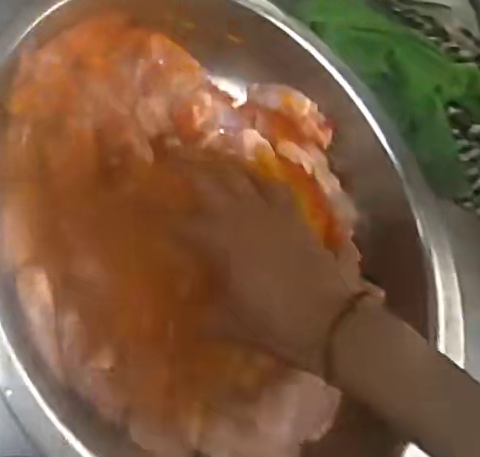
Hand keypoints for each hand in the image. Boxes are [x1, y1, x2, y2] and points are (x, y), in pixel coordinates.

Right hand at [182, 161, 369, 373]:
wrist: (333, 322)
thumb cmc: (277, 324)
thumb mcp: (233, 325)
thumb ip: (205, 316)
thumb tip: (181, 318)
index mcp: (220, 241)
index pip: (183, 224)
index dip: (164, 218)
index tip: (147, 209)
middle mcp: (239, 216)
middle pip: (206, 182)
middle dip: (184, 167)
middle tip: (168, 156)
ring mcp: (266, 210)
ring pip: (236, 174)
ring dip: (217, 163)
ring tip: (203, 155)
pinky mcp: (291, 212)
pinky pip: (270, 183)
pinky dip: (257, 175)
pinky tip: (249, 173)